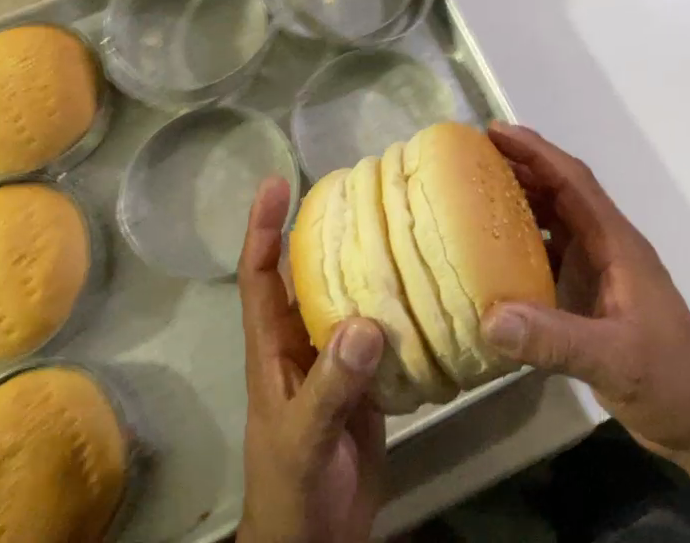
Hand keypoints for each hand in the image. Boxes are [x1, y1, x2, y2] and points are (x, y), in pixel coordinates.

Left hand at [236, 177, 387, 542]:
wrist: (317, 542)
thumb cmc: (291, 491)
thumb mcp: (304, 438)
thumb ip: (330, 386)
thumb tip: (364, 322)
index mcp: (273, 350)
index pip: (259, 277)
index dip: (261, 229)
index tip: (276, 183)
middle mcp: (303, 346)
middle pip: (309, 277)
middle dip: (325, 234)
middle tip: (359, 194)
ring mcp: (337, 366)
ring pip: (350, 303)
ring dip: (369, 269)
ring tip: (400, 230)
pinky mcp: (369, 387)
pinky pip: (384, 339)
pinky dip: (402, 314)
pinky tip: (430, 292)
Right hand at [482, 123, 689, 461]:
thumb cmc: (668, 379)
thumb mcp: (612, 358)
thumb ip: (555, 339)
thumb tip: (489, 316)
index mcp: (617, 244)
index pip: (574, 182)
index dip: (536, 152)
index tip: (495, 132)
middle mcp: (606, 248)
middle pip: (561, 193)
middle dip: (521, 168)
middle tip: (469, 158)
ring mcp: (599, 273)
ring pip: (555, 222)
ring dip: (519, 204)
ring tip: (472, 196)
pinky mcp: (590, 298)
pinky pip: (550, 257)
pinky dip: (521, 247)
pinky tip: (491, 259)